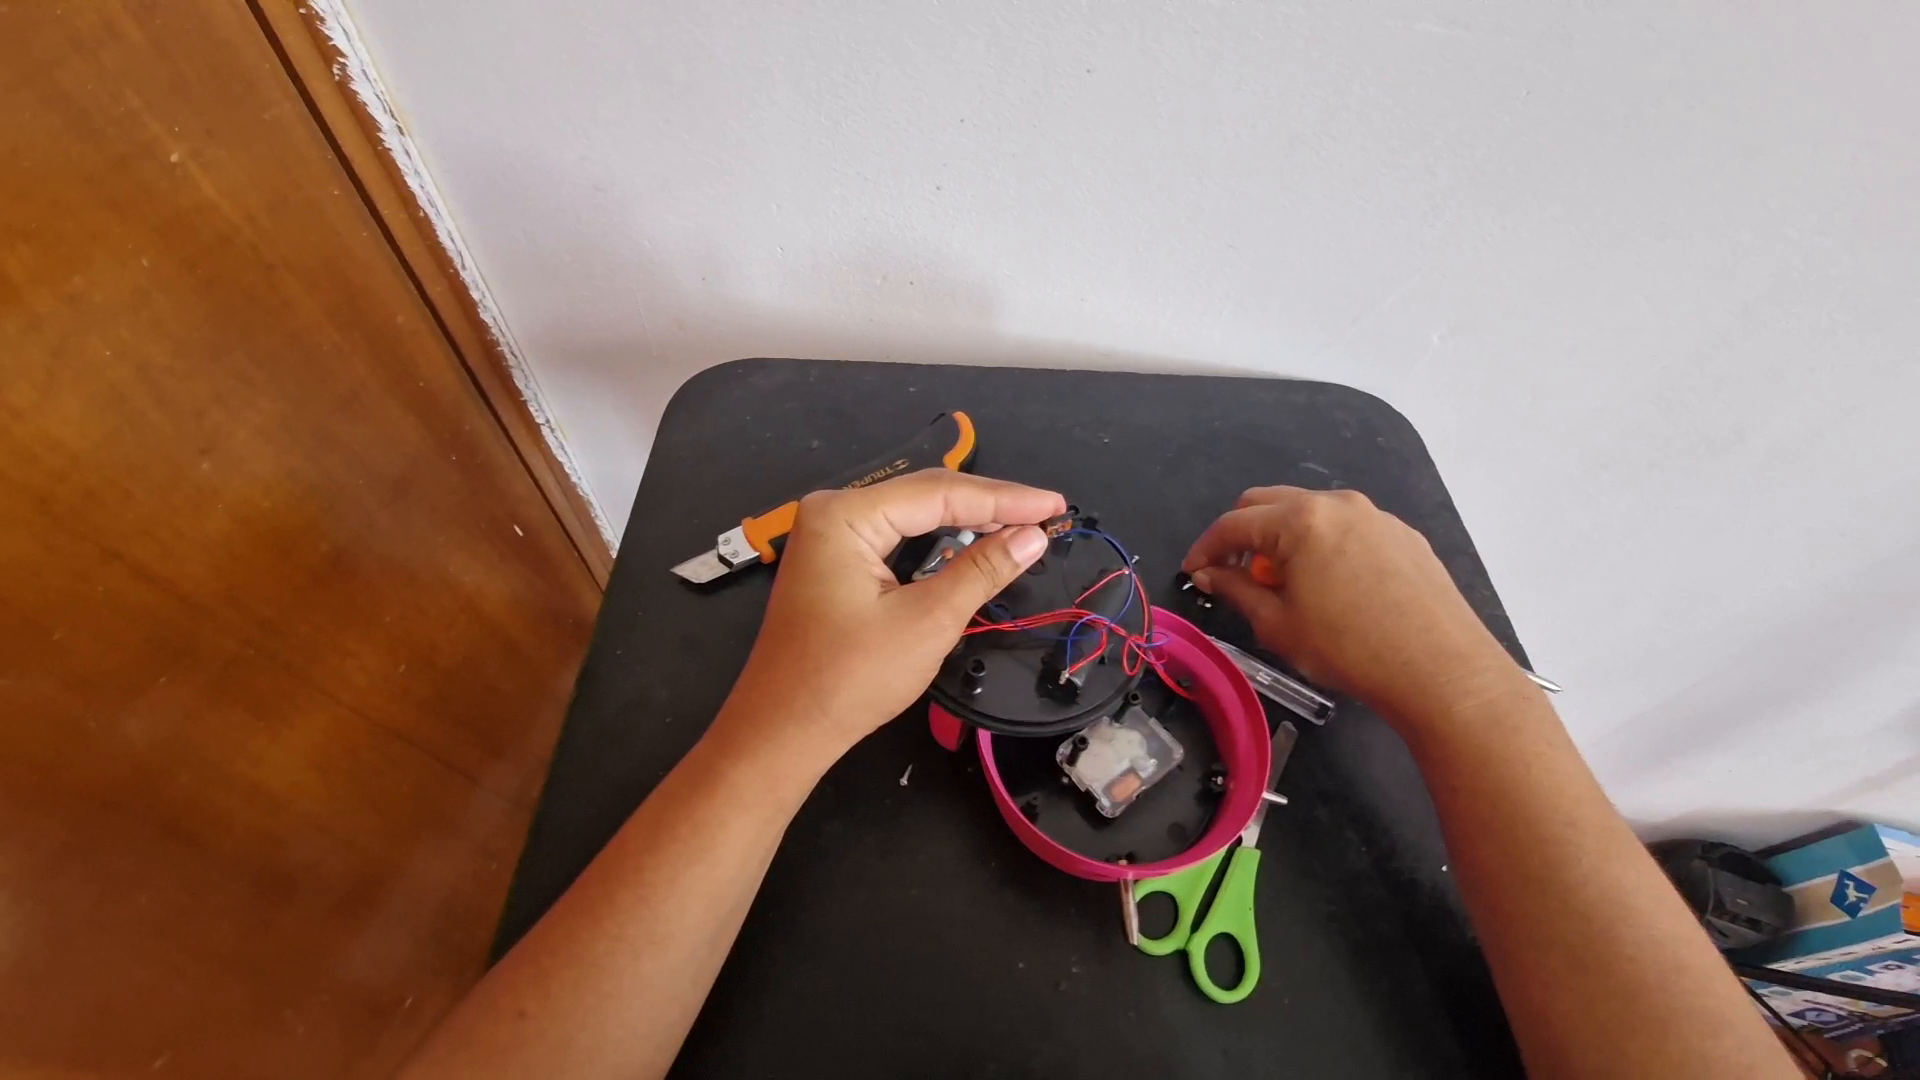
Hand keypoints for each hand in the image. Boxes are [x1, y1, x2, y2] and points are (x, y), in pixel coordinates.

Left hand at [714, 469, 1066, 768]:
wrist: (783, 732)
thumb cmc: (850, 679)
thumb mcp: (927, 621)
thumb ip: (981, 570)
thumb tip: (1033, 537)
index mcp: (845, 514)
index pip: (939, 492)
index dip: (1004, 499)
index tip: (1054, 504)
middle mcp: (833, 511)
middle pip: (925, 495)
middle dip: (988, 505)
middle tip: (1046, 513)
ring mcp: (830, 537)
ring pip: (913, 516)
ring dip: (966, 522)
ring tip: (1021, 524)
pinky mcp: (835, 563)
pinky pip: (897, 540)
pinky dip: (937, 544)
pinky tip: (972, 544)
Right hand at [1181, 486, 1531, 727]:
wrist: (1442, 671)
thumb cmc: (1348, 649)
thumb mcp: (1277, 624)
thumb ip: (1235, 589)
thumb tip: (1209, 575)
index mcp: (1300, 520)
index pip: (1234, 524)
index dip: (1206, 548)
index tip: (1194, 572)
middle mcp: (1337, 504)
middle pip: (1268, 503)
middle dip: (1242, 534)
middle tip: (1234, 573)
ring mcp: (1375, 516)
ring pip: (1310, 512)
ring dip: (1283, 538)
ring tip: (1282, 582)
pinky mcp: (1404, 535)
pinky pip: (1346, 527)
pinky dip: (1321, 544)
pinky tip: (1328, 585)